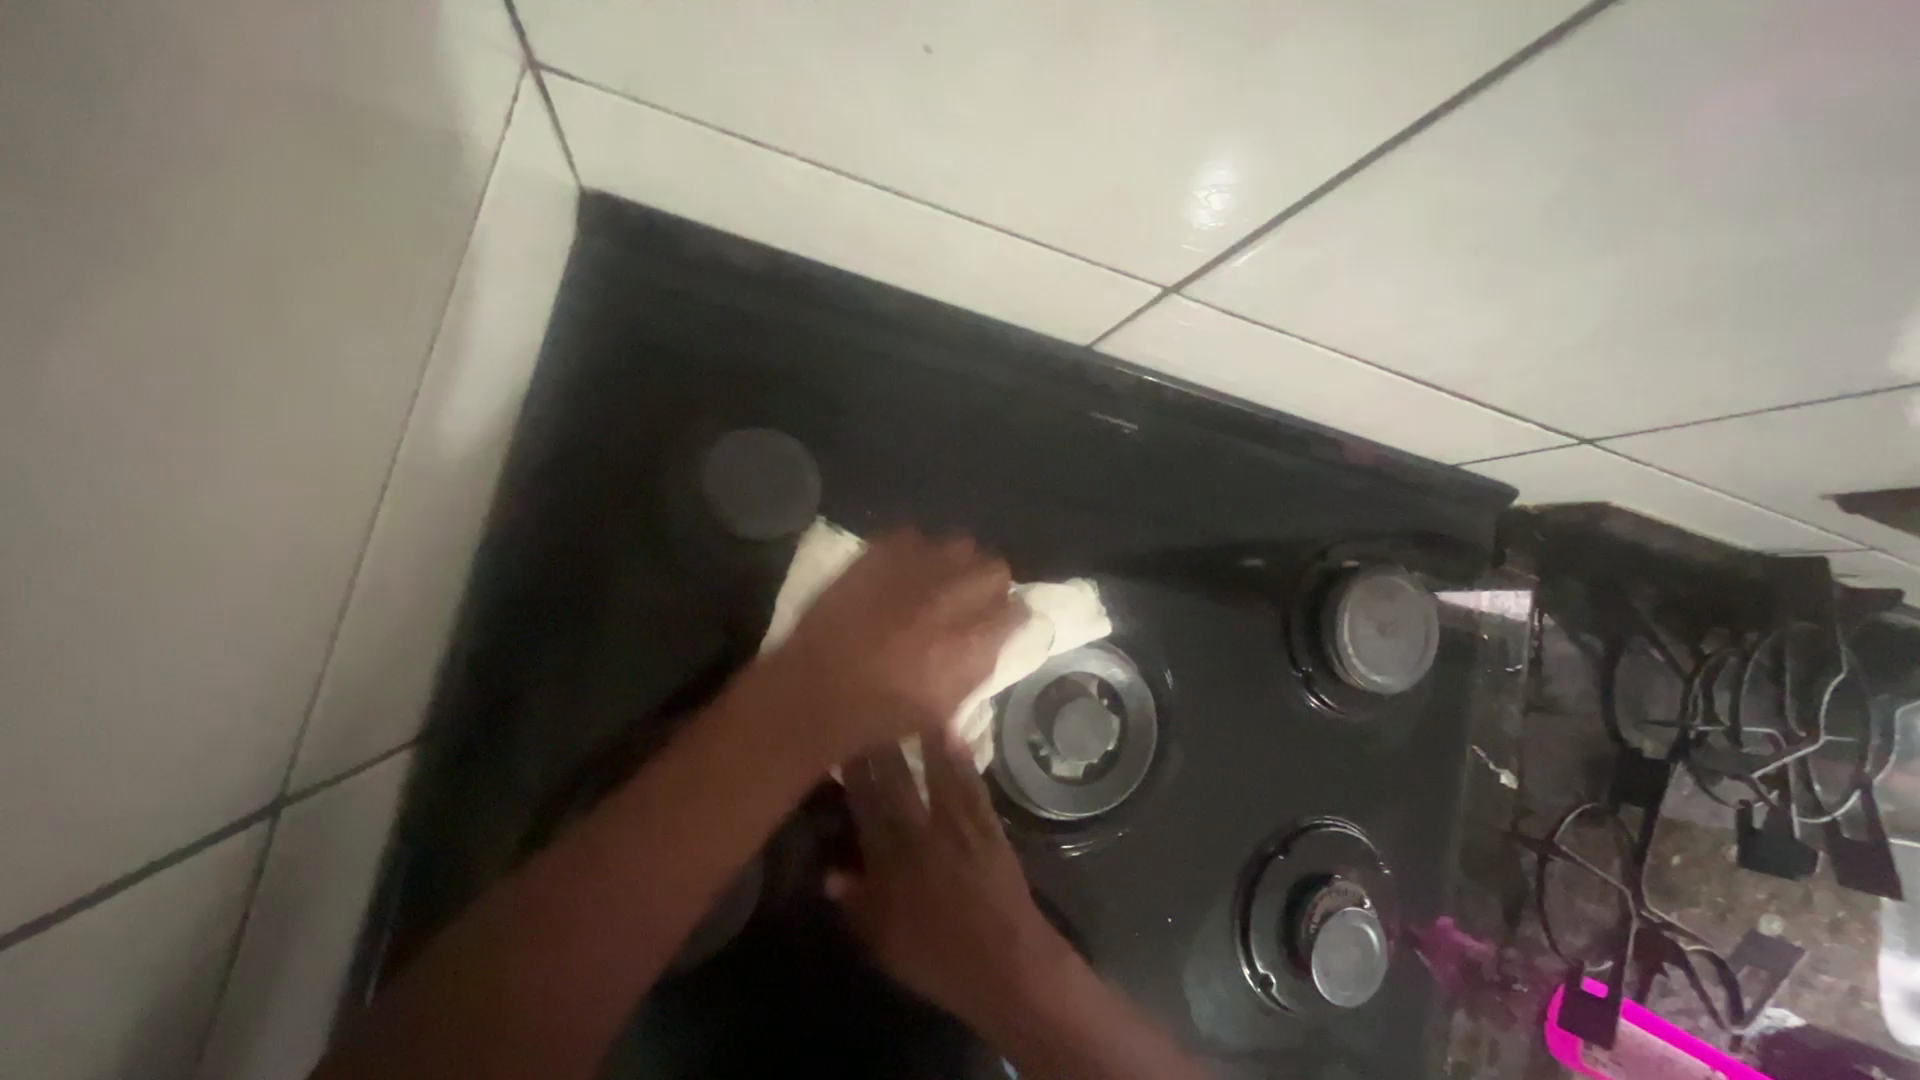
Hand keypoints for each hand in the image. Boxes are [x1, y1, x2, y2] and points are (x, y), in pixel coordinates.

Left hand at [749, 528, 1021, 762]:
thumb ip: (977, 668)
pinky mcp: (880, 554)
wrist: (813, 691)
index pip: (1018, 610)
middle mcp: (953, 599)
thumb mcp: (944, 705)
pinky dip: (915, 551)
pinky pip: (915, 536)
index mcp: (973, 643)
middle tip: (970, 599)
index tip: (999, 623)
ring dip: (955, 562)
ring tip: (937, 579)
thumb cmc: (879, 714)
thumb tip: (994, 641)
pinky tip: (902, 572)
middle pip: (996, 569)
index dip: (1009, 616)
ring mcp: (915, 571)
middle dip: (988, 583)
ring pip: (961, 544)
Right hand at [829, 729, 1074, 1033]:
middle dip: (880, 742)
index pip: (864, 802)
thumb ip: (855, 902)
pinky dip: (962, 758)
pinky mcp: (989, 826)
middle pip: (896, 778)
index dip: (851, 769)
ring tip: (912, 700)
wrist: (1006, 965)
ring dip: (922, 736)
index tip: (838, 738)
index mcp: (890, 858)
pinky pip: (972, 784)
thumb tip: (829, 872)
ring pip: (935, 771)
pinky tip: (955, 735)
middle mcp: (922, 831)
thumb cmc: (937, 958)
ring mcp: (959, 824)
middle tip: (868, 705)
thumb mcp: (882, 942)